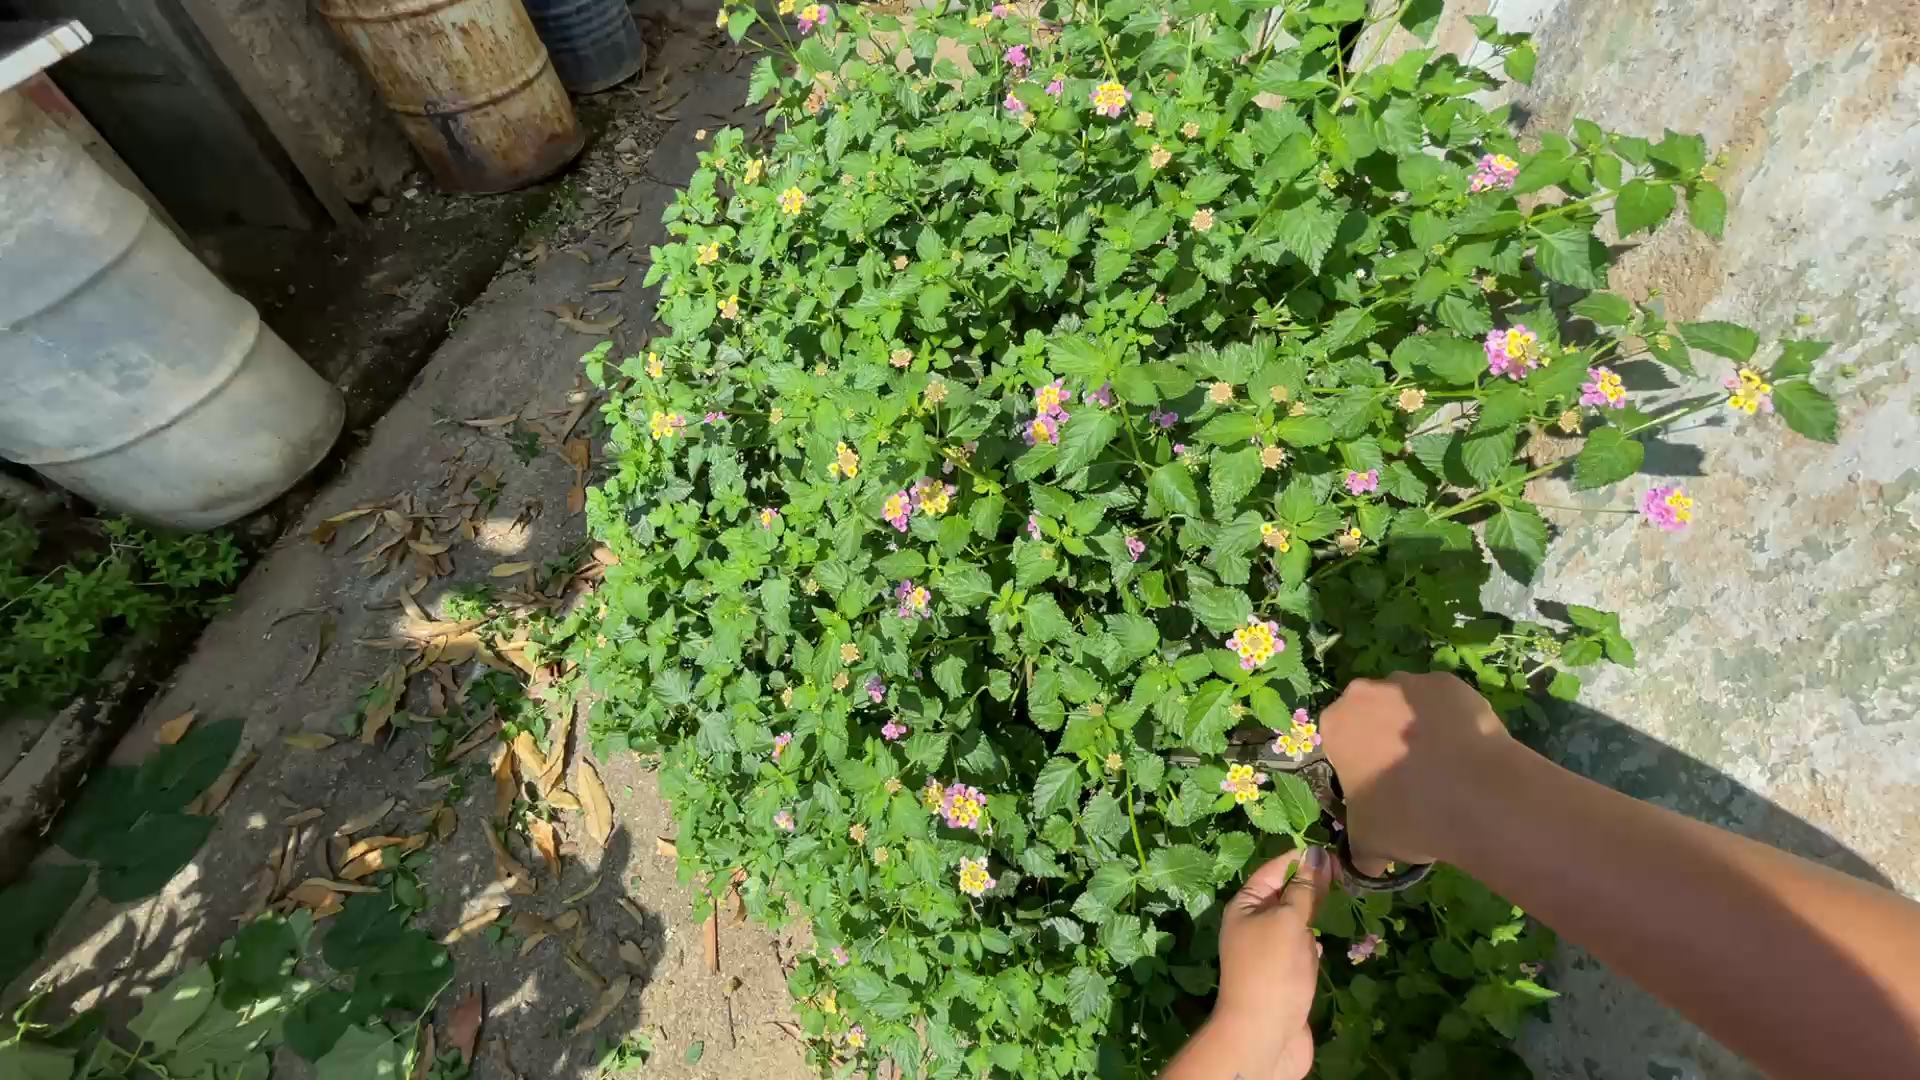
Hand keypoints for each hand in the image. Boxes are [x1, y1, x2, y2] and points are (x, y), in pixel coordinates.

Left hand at [1211, 847, 1331, 1079]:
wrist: (1263, 1036)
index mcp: (1245, 905)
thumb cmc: (1272, 971)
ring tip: (1336, 900)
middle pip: (1284, 896)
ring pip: (1292, 924)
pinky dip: (1310, 946)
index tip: (1326, 849)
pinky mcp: (1282, 978)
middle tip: (1340, 872)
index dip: (1298, 858)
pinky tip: (1321, 947)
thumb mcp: (1288, 922)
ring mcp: (1267, 953)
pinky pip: (1298, 952)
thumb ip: (1304, 890)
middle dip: (1308, 884)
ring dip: (1310, 914)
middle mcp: (1252, 924)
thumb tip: (1315, 853)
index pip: (1272, 870)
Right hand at [1320, 671, 1515, 870]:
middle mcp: (1362, 693)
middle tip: (1412, 774)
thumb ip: (1360, 851)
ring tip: (1448, 765)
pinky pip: (1446, 702)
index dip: (1358, 760)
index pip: (1339, 738)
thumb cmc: (1407, 814)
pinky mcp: (1450, 683)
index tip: (1380, 784)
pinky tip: (1470, 752)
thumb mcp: (1370, 843)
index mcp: (1334, 725)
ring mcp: (1407, 683)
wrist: (1478, 796)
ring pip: (1407, 703)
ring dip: (1418, 725)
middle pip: (1370, 712)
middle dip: (1384, 735)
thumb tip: (1365, 865)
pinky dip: (1454, 720)